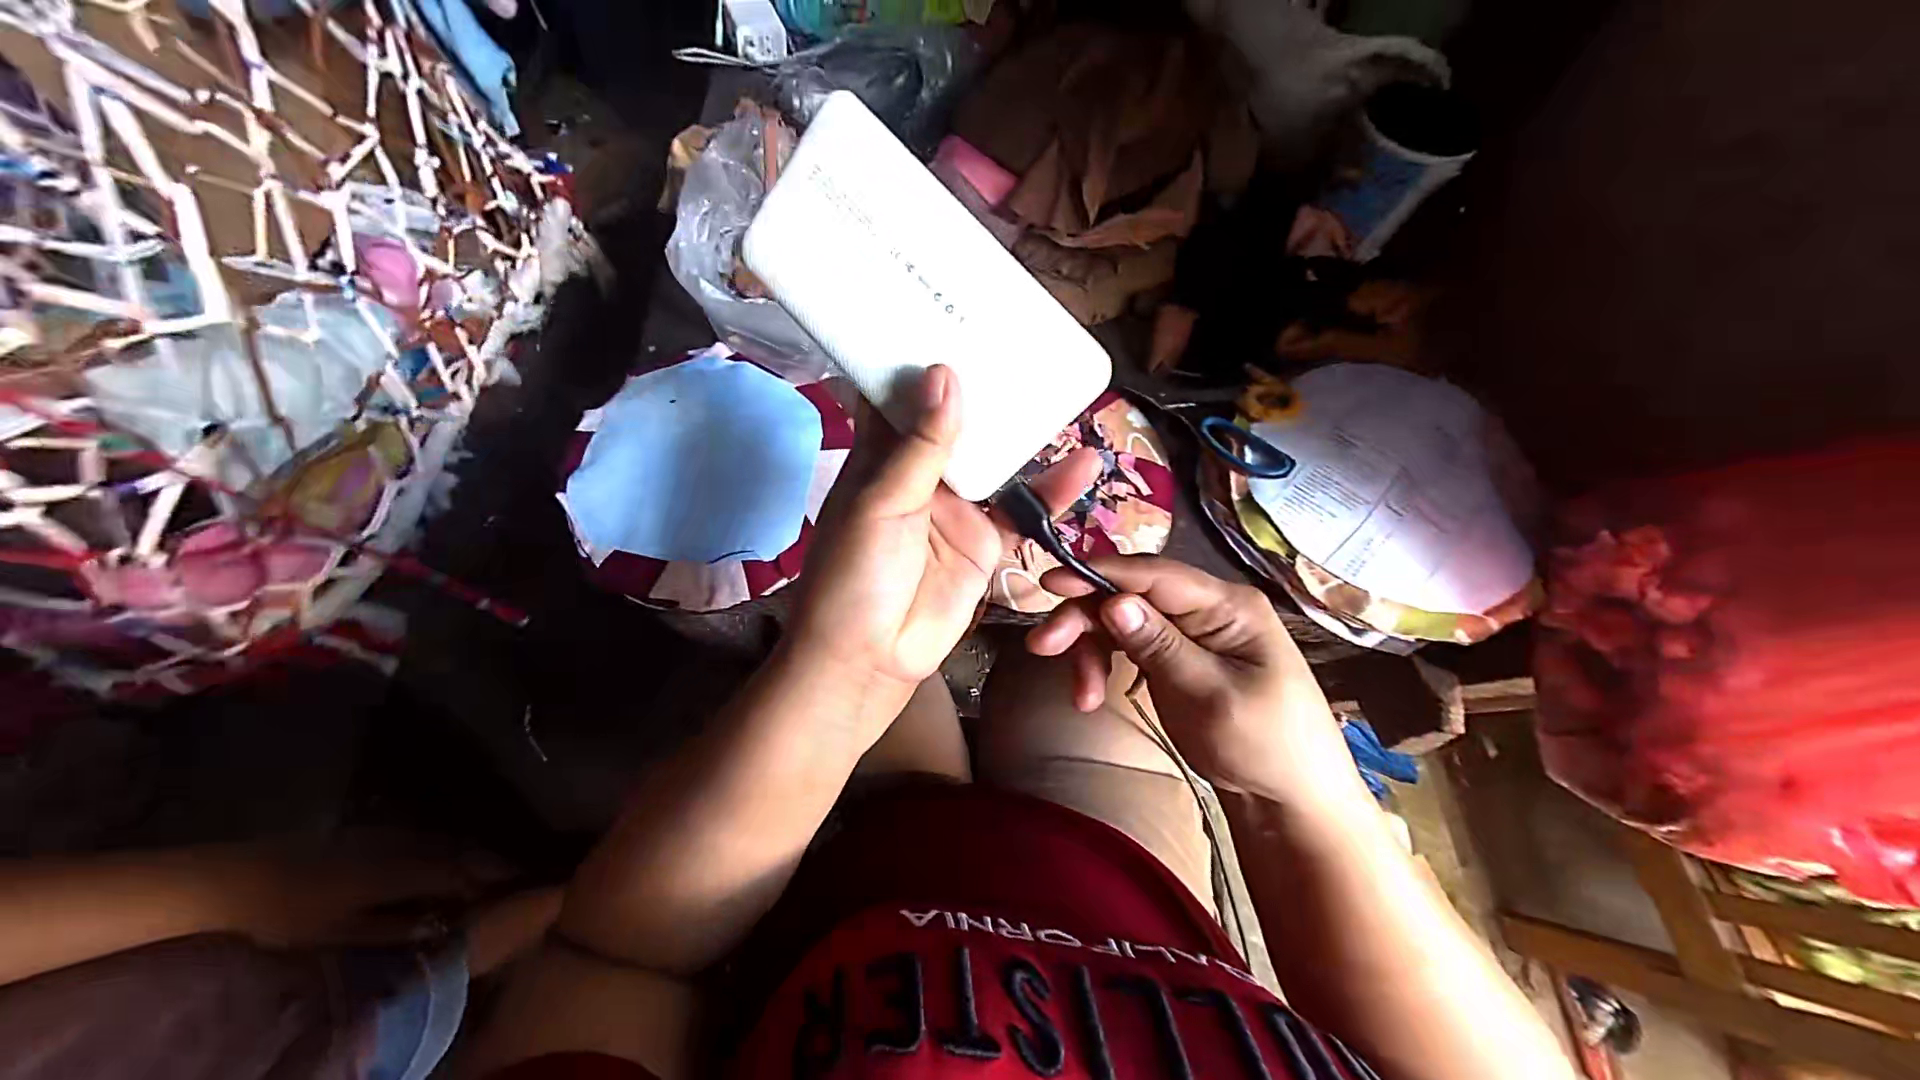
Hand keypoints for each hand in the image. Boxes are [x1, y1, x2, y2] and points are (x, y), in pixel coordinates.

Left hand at [787, 365, 1100, 726]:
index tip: (947, 315)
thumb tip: (946, 374)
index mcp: (880, 458)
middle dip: (984, 389)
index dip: (920, 360)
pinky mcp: (985, 541)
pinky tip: (1082, 465)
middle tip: (1019, 341)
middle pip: (957, 423)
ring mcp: (956, 508)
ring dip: (1024, 434)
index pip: (900, 396)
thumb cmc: (855, 576)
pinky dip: (1051, 491)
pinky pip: (1022, 510)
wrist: (872, 658)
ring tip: (1058, 392)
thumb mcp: (882, 504)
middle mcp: (920, 476)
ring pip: (996, 461)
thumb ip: (920, 446)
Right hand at [1027, 555, 1365, 807]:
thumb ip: (1159, 646)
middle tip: (1043, 647)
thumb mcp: (1210, 696)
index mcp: (1228, 605)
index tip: (1051, 581)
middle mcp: (1206, 608)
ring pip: (1120, 620)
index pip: (1155, 575)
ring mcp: (1188, 631)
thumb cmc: (1263, 746)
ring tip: (1079, 696)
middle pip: (1130, 595)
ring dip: (1090, 650)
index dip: (1101, 574)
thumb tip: (1112, 601)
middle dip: (1085, 618)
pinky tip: (1090, 697)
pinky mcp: (1173, 654)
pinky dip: (1103, 665)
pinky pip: (1126, 644)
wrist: (1288, 798)